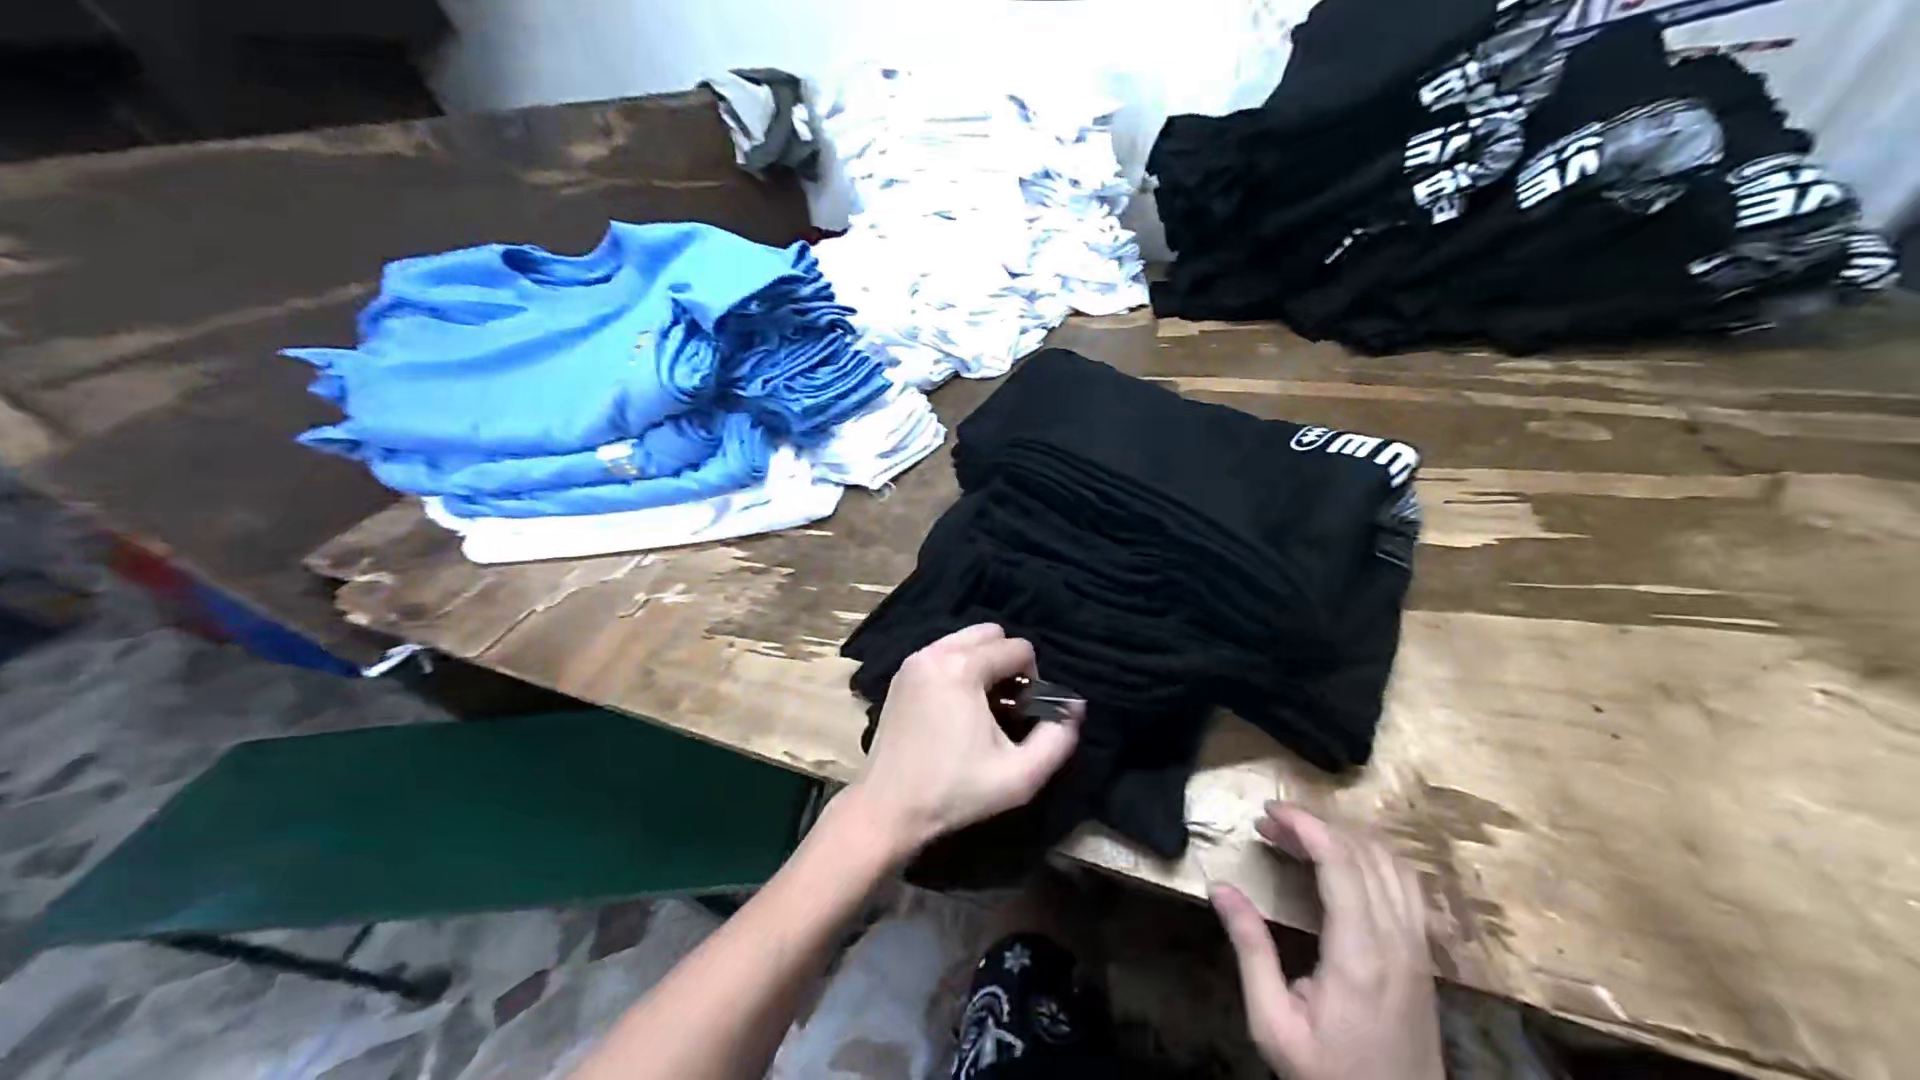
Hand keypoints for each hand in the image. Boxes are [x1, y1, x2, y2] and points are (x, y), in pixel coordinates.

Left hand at [847, 624, 1081, 858]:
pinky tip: (959, 707)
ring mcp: (913, 661)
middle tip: (1007, 704)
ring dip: (984, 663)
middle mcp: (935, 653)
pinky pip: (943, 652)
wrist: (887, 808)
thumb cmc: (955, 791)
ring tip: (984, 706)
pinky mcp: (900, 674)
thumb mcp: (1020, 776)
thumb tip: (1076, 706)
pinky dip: (960, 667)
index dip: (1033, 678)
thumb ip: (1058, 738)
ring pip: (965, 639)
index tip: (1024, 714)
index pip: (1018, 648)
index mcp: (962, 668)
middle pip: (991, 633)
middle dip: (1008, 661)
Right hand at [1212, 803, 1442, 1079]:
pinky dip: (1373, 856)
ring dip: (1345, 836)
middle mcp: (1397, 941)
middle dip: (1316, 825)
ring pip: (1391, 863)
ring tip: (1300, 836)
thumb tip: (1220, 887)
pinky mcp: (1424, 955)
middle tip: (1270, 823)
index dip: (1306, 825)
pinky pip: (1406, 885)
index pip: (1341, 863)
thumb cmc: (1328, 1073)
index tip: (1268, 811)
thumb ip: (1250, 949)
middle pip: (1364, 853)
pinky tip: (1343, 860)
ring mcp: (1418, 947)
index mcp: (1359, 955)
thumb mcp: (1273, 1022)